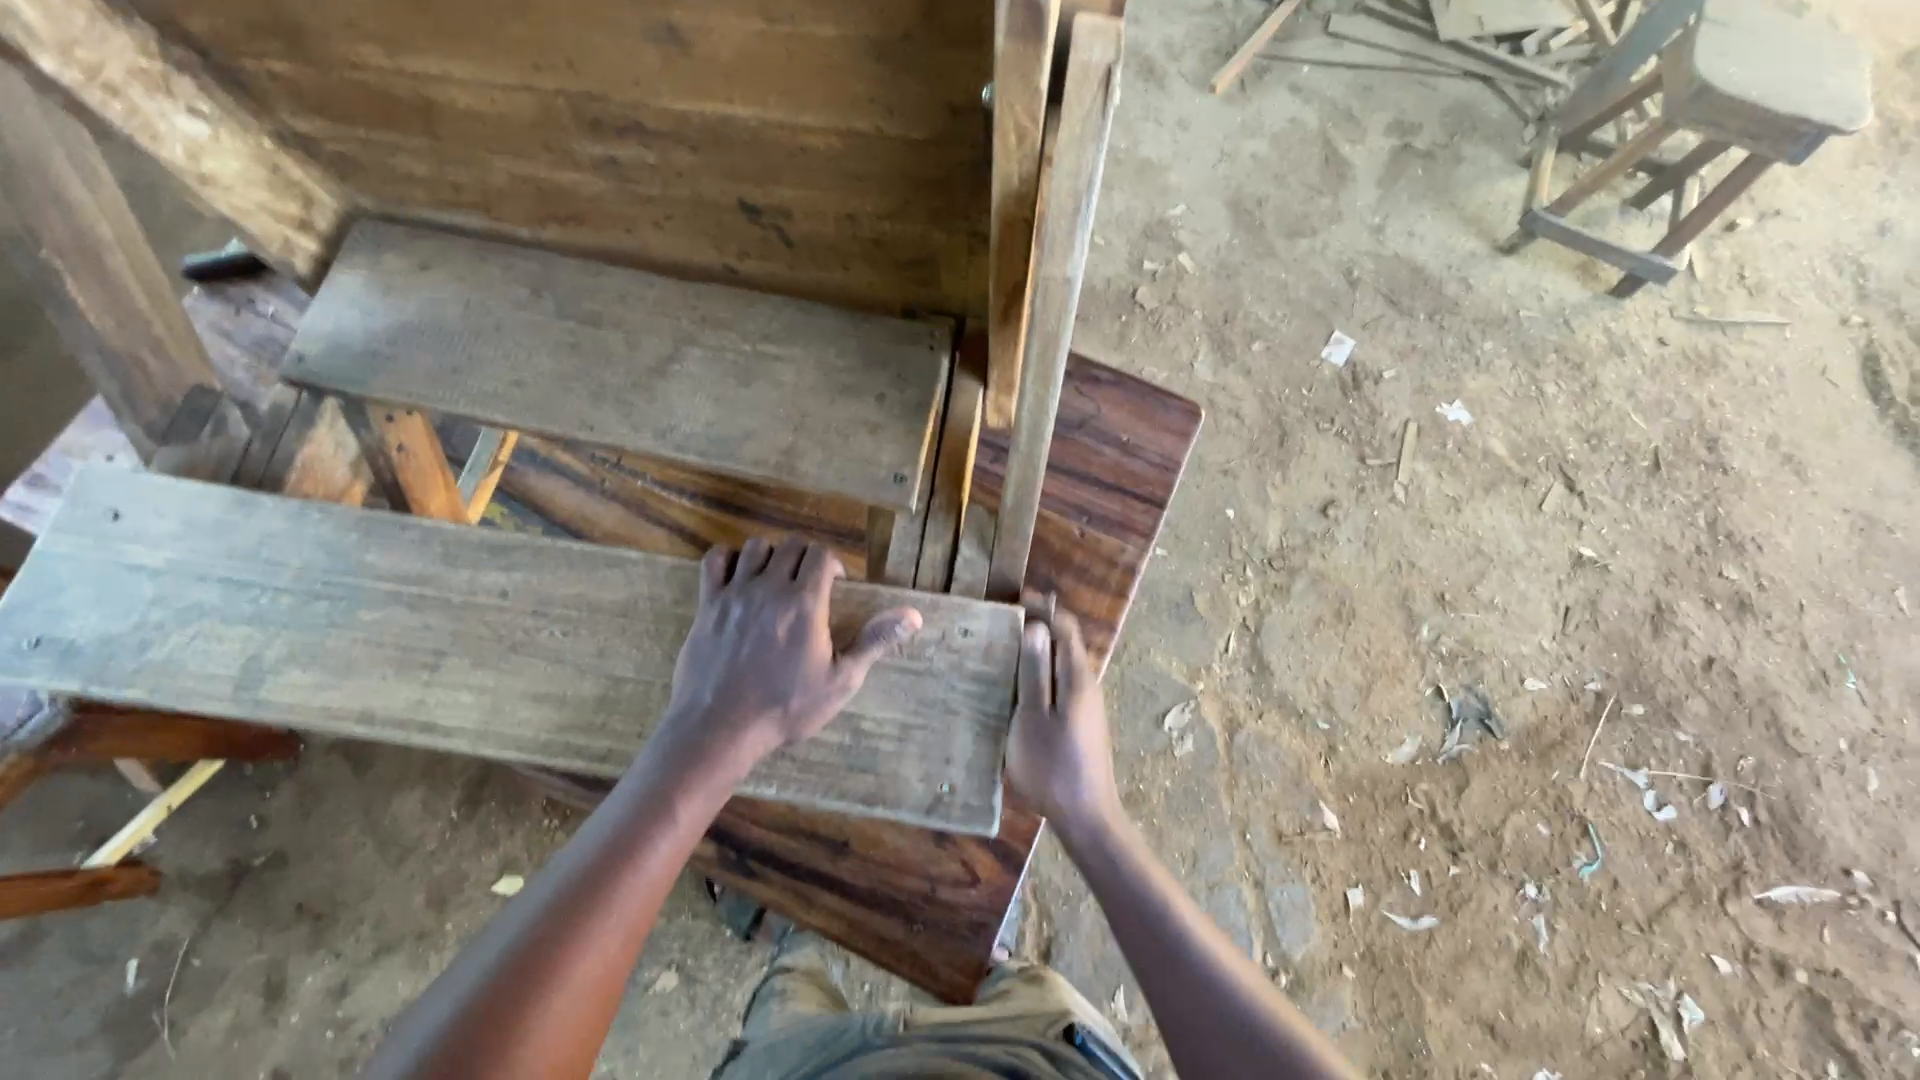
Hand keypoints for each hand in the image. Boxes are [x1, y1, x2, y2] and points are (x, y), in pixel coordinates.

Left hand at [657, 537, 920, 773]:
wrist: (722, 728)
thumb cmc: (786, 708)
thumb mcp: (841, 681)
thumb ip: (875, 641)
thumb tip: (913, 616)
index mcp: (805, 603)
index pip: (822, 554)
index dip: (833, 564)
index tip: (835, 585)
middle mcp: (770, 588)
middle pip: (791, 545)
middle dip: (805, 557)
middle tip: (809, 583)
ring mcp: (735, 594)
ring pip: (755, 547)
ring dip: (770, 557)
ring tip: (775, 580)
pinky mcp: (708, 604)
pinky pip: (715, 560)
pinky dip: (728, 560)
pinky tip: (738, 578)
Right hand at [1005, 605, 1122, 840]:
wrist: (1086, 817)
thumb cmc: (1054, 766)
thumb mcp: (1034, 716)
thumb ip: (1035, 672)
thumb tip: (1035, 627)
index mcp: (1078, 677)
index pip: (1065, 626)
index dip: (1042, 608)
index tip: (1012, 600)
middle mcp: (1087, 685)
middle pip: (1064, 643)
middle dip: (1036, 628)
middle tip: (997, 626)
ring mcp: (1086, 706)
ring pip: (1060, 666)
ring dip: (1035, 654)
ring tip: (999, 654)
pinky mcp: (1080, 723)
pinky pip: (1058, 685)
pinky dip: (1038, 676)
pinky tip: (1014, 690)